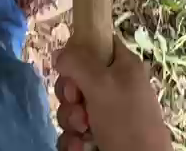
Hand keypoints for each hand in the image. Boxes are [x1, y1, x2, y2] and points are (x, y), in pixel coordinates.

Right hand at [53, 36, 171, 150]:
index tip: (70, 64)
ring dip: (71, 120)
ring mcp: (103, 116)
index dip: (79, 50)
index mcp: (122, 66)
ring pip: (71, 107)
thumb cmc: (126, 121)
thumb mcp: (102, 83)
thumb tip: (59, 54)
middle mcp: (113, 88)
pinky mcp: (95, 140)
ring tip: (84, 131)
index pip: (97, 44)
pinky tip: (81, 147)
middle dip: (70, 93)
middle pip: (76, 78)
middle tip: (78, 102)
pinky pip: (72, 133)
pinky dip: (73, 141)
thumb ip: (77, 62)